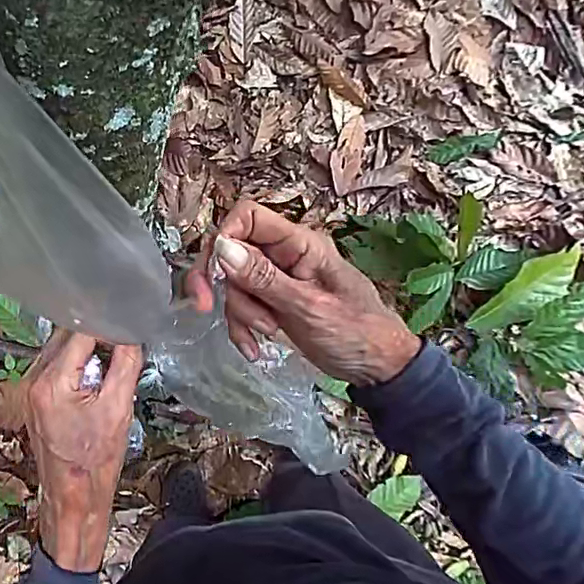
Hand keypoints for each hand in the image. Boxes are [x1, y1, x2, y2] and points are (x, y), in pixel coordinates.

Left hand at [22, 329, 143, 572]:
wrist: (73, 498)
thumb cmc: (95, 461)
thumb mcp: (118, 408)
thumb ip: (124, 364)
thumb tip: (131, 333)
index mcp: (52, 382)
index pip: (80, 332)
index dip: (107, 325)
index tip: (128, 324)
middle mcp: (34, 379)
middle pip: (67, 335)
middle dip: (96, 333)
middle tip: (124, 339)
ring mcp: (30, 386)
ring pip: (61, 347)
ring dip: (87, 347)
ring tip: (113, 356)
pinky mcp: (35, 395)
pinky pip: (57, 363)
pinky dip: (77, 361)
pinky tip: (96, 373)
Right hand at [184, 200, 419, 386]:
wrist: (377, 367)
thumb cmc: (357, 332)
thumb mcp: (309, 307)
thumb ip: (264, 278)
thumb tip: (222, 248)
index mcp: (301, 243)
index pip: (249, 216)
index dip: (224, 237)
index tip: (215, 272)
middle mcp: (285, 255)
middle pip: (231, 251)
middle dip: (219, 280)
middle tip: (206, 306)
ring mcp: (277, 280)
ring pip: (233, 283)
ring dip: (240, 312)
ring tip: (266, 334)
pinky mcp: (272, 303)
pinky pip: (242, 307)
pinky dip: (242, 327)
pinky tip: (254, 349)